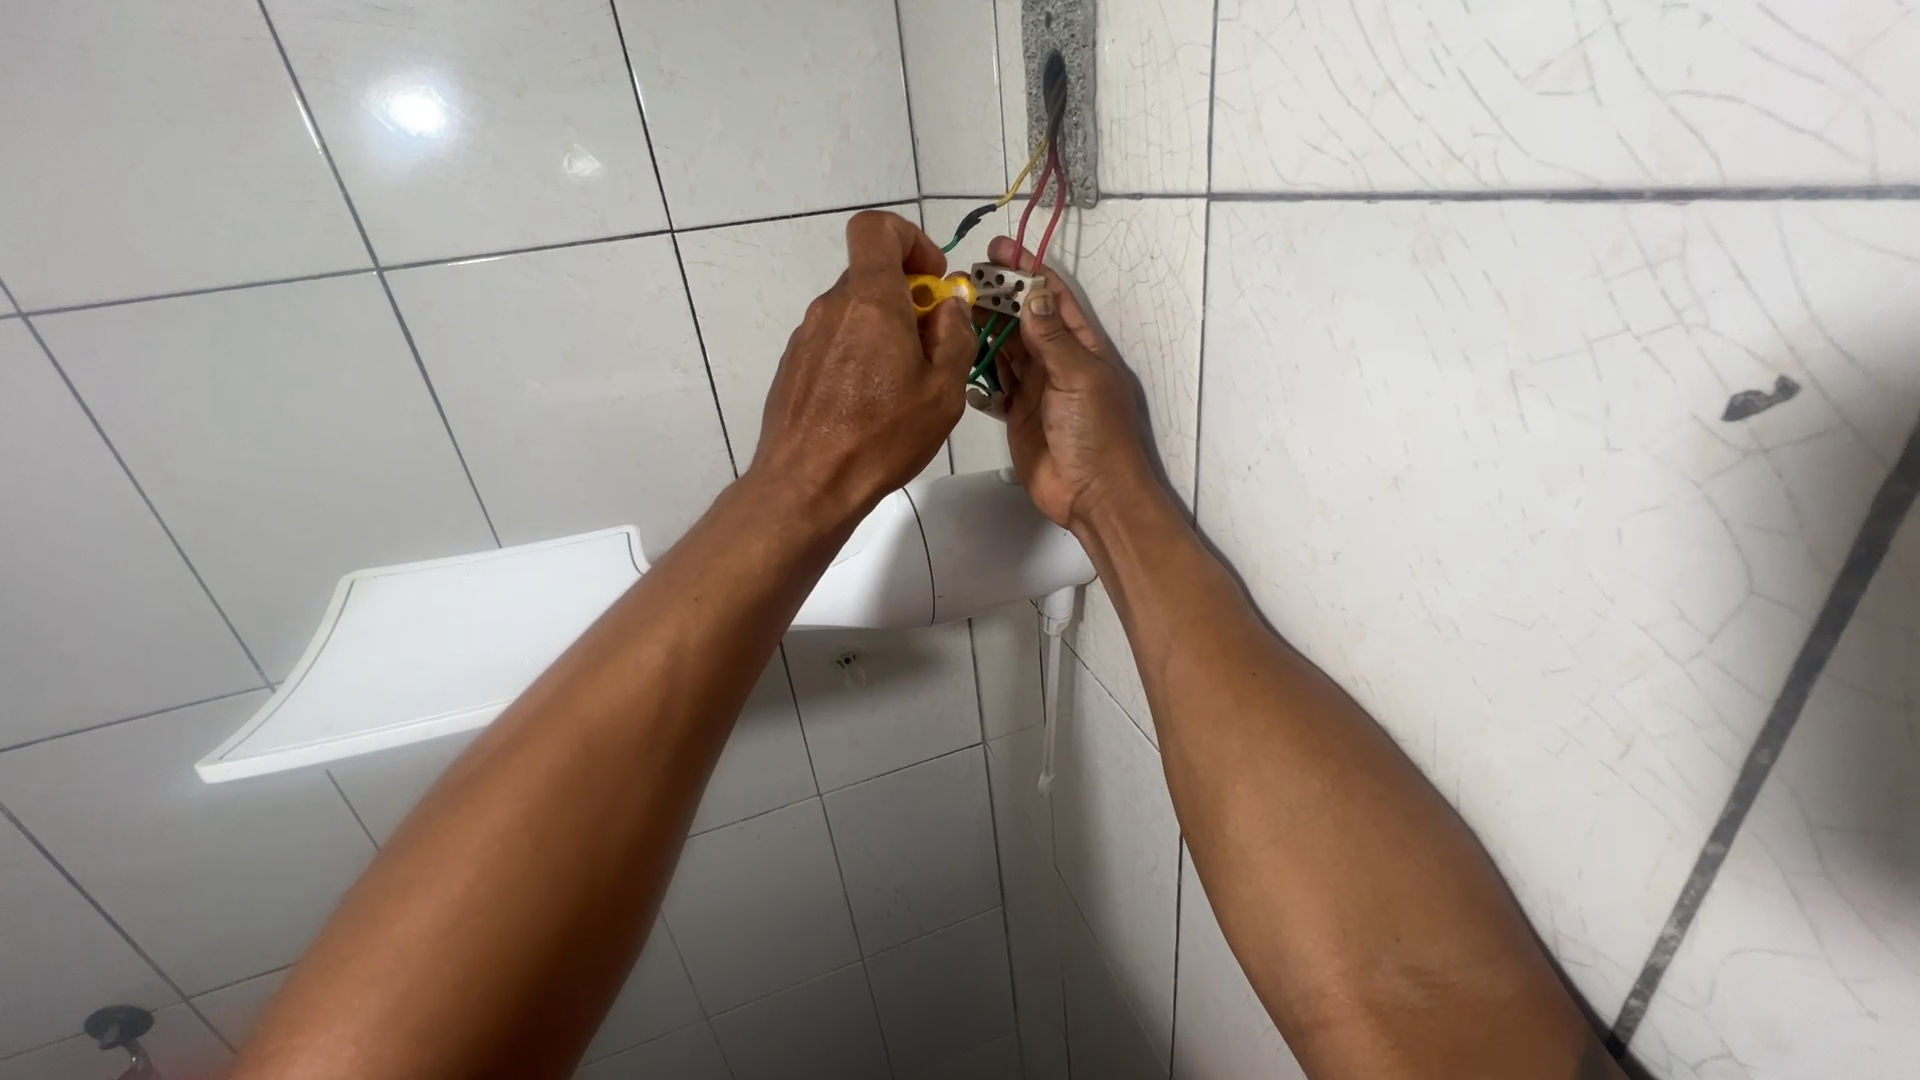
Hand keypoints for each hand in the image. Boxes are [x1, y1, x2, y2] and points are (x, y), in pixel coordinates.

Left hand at [750, 211, 975, 521]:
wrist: (808, 484)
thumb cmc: (882, 437)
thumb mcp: (943, 392)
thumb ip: (955, 337)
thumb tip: (948, 307)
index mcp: (871, 301)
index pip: (876, 228)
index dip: (909, 240)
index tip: (932, 282)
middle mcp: (832, 308)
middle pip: (871, 277)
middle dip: (907, 301)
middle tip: (930, 351)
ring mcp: (806, 337)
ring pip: (853, 314)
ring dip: (883, 333)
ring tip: (901, 388)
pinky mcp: (794, 367)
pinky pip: (834, 344)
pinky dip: (858, 358)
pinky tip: (868, 406)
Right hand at [984, 236, 1163, 533]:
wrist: (1091, 494)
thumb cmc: (1095, 432)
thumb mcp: (1078, 377)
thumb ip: (1051, 338)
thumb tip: (1032, 294)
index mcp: (1082, 347)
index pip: (1053, 299)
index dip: (1028, 273)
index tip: (1000, 249)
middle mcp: (1057, 363)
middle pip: (1024, 321)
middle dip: (998, 297)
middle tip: (963, 277)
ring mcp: (1036, 389)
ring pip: (1006, 350)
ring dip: (984, 329)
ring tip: (953, 307)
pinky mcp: (1017, 415)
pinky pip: (995, 385)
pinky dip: (979, 371)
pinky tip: (958, 354)